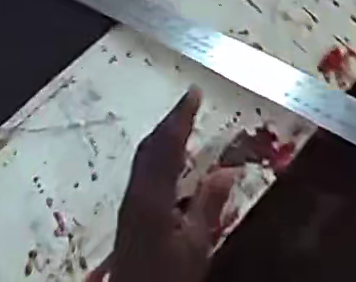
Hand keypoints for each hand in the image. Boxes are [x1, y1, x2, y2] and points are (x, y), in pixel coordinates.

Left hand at [106, 88, 236, 281]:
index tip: (195, 91)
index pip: (168, 143)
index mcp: (153, 193)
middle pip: (152, 145)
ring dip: (163, 136)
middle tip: (190, 104)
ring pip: (145, 155)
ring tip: (182, 124)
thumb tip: (226, 171)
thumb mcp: (195, 247)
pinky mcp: (129, 213)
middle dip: (171, 121)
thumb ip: (209, 206)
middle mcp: (137, 190)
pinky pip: (143, 168)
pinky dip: (157, 153)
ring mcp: (130, 202)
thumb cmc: (167, 279)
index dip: (182, 115)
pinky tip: (169, 160)